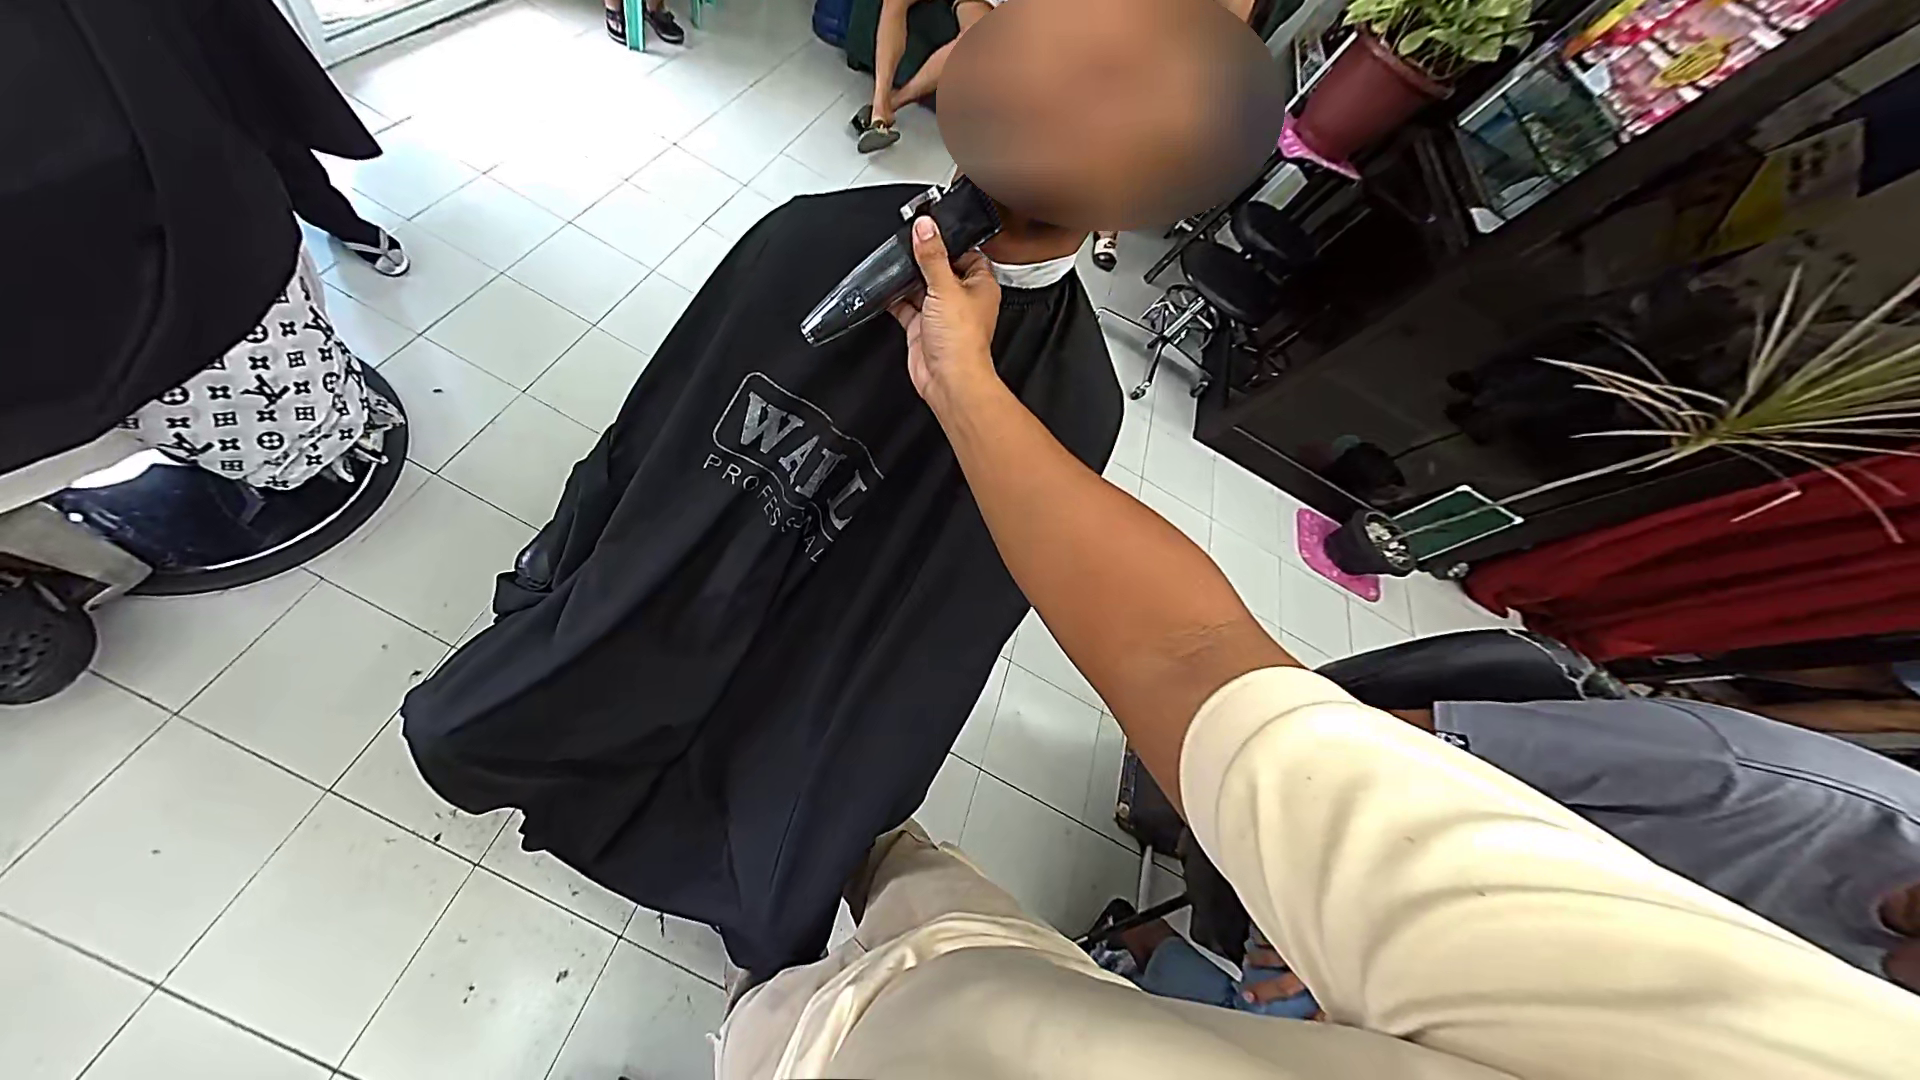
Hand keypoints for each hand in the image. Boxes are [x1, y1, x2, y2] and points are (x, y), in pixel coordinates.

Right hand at [888, 214, 999, 404]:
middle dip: (924, 260)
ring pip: (922, 288)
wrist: (949, 379)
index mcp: (980, 286)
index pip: (968, 253)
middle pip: (941, 270)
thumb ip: (933, 256)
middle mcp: (962, 300)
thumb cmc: (962, 342)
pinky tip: (886, 290)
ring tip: (895, 264)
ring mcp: (942, 315)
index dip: (950, 241)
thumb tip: (926, 227)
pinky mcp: (923, 329)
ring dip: (908, 279)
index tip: (931, 228)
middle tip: (908, 244)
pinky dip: (896, 300)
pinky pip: (907, 308)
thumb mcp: (946, 287)